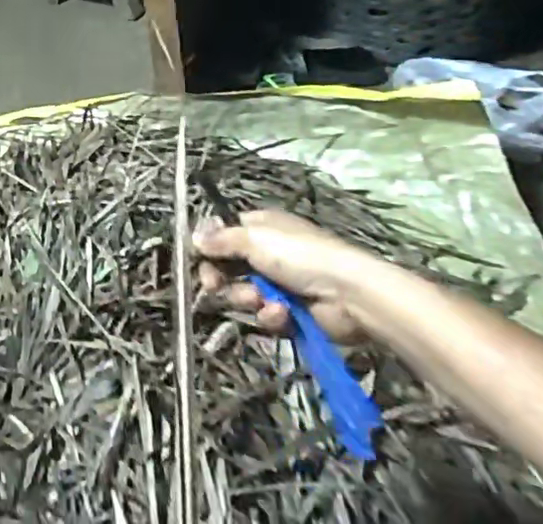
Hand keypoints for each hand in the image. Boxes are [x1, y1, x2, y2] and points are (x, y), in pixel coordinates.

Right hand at [193, 208, 380, 343]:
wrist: (349, 294)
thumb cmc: (299, 255)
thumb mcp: (255, 238)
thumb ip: (221, 239)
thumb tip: (194, 238)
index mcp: (259, 227)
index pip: (223, 235)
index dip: (208, 248)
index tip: (197, 259)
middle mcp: (266, 253)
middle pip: (227, 267)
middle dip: (221, 279)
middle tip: (214, 286)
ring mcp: (278, 284)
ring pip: (243, 294)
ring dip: (248, 298)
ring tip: (263, 300)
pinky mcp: (289, 313)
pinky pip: (265, 315)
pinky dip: (271, 315)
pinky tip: (282, 313)